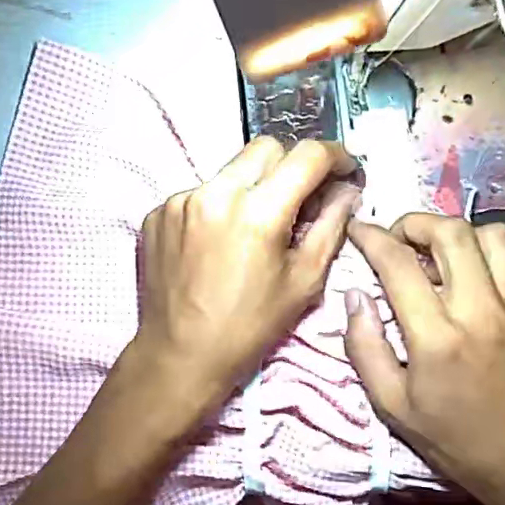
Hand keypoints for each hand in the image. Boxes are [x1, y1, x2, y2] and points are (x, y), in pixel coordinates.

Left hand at [127, 137, 358, 423]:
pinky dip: (220, 207)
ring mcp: (179, 200)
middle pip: (266, 148)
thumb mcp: (304, 281)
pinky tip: (221, 243)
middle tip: (303, 199)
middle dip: (293, 165)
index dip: (336, 155)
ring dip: (254, 187)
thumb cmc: (250, 327)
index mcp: (257, 212)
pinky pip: (201, 192)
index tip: (346, 169)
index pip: (306, 156)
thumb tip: (347, 190)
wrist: (180, 357)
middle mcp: (215, 194)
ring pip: (231, 169)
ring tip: (256, 229)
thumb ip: (331, 226)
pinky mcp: (157, 212)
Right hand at [343, 214, 504, 504]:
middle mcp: (481, 309)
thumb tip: (355, 297)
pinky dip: (503, 256)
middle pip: (450, 232)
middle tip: (401, 239)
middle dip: (416, 223)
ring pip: (495, 235)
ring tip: (447, 254)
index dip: (371, 236)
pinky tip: (488, 276)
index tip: (359, 230)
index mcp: (437, 336)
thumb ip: (366, 349)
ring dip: (463, 234)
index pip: (397, 262)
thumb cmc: (459, 441)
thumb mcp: (395, 408)